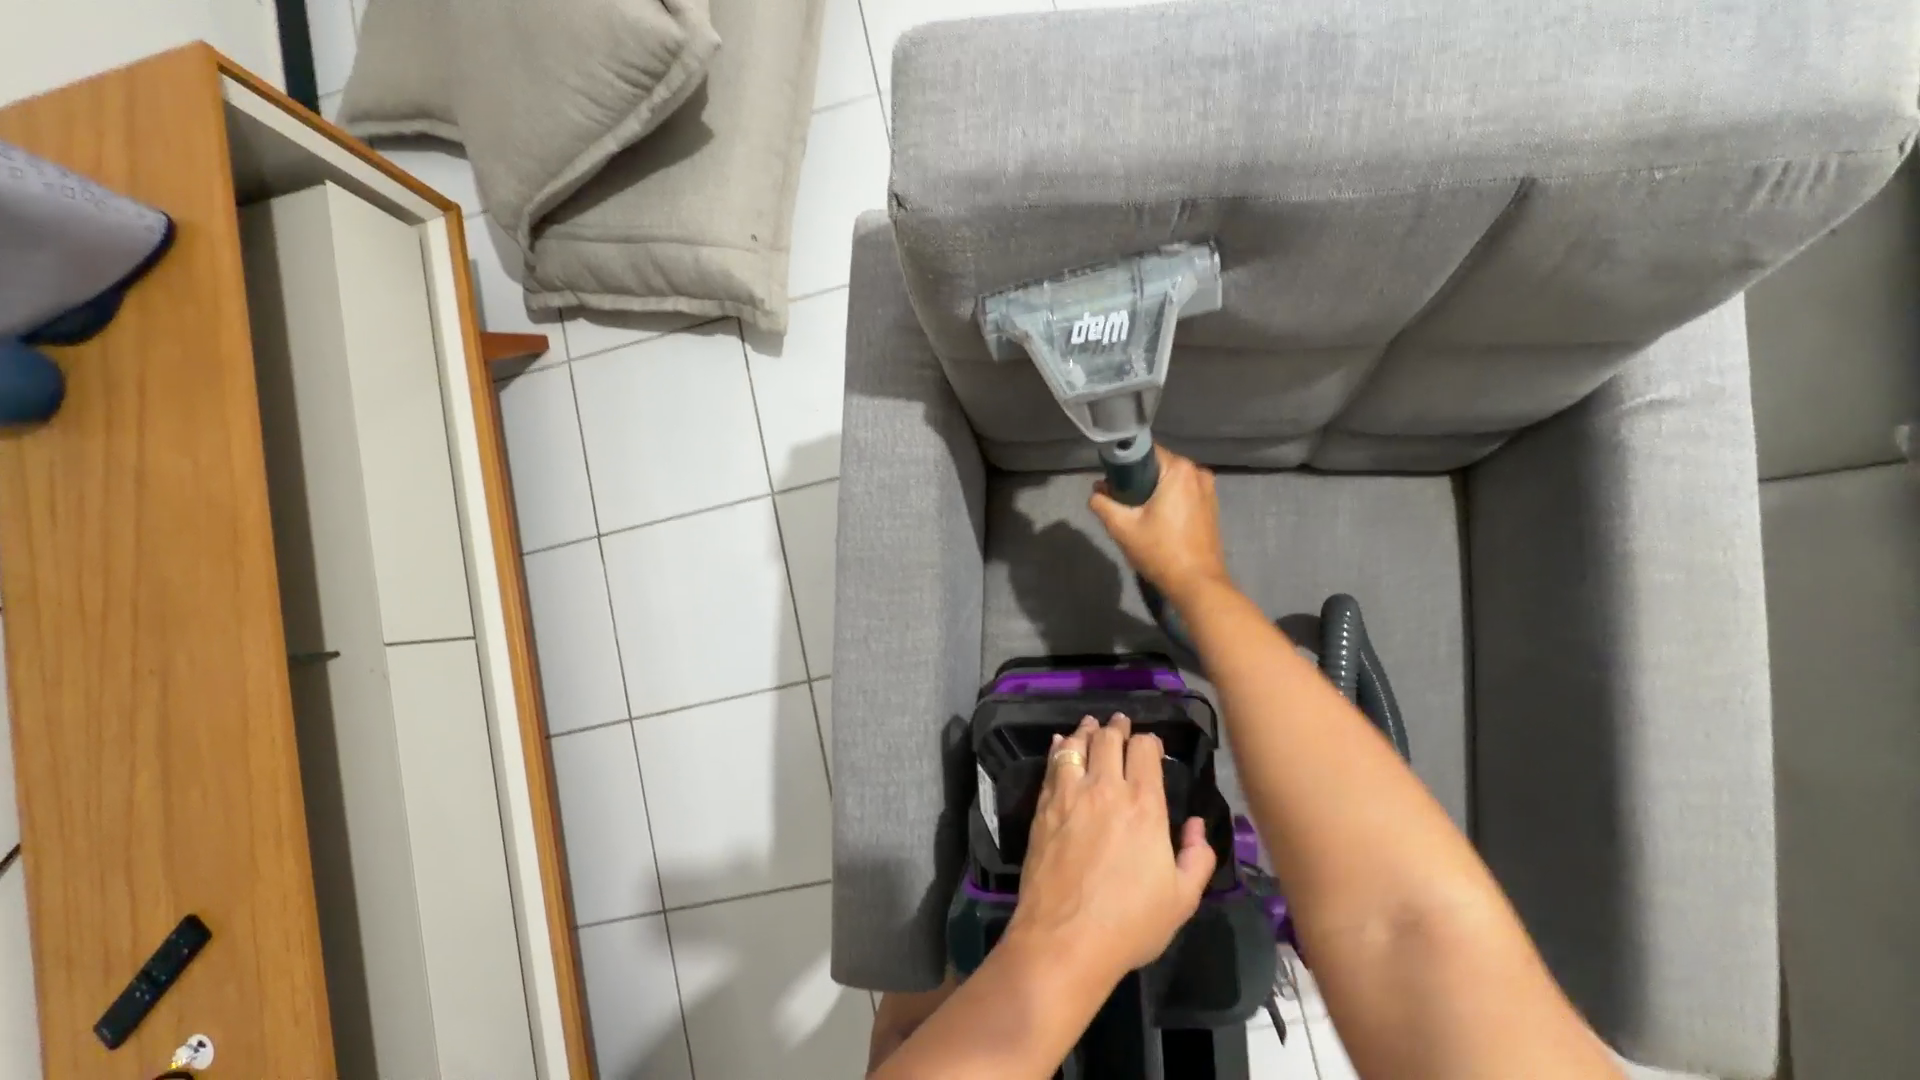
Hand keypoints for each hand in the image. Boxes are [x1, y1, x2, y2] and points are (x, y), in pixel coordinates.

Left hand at [1005, 714, 1216, 986]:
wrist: (1064, 939)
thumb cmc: (1130, 922)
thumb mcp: (1183, 898)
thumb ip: (1198, 856)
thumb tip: (1197, 825)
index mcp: (1144, 804)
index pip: (1145, 749)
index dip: (1149, 741)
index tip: (1150, 745)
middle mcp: (1105, 788)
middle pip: (1109, 739)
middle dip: (1117, 727)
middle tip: (1120, 723)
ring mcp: (1068, 795)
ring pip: (1076, 745)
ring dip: (1086, 731)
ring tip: (1092, 725)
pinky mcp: (1042, 809)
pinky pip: (1051, 766)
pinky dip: (1058, 749)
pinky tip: (1060, 745)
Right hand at [1089, 448, 1229, 603]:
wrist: (1197, 584)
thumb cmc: (1160, 551)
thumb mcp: (1122, 528)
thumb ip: (1103, 504)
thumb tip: (1095, 493)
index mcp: (1179, 470)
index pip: (1144, 452)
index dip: (1124, 464)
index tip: (1111, 483)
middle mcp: (1198, 473)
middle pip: (1158, 466)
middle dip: (1137, 480)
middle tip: (1119, 502)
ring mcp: (1208, 490)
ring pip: (1170, 481)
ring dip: (1152, 492)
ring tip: (1135, 515)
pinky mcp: (1211, 507)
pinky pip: (1183, 494)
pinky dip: (1167, 501)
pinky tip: (1155, 521)